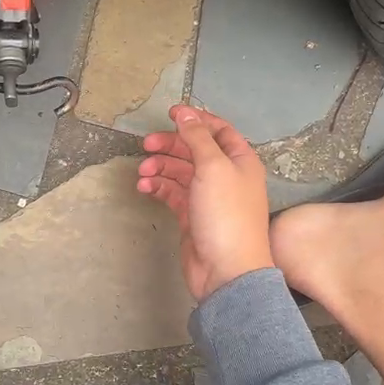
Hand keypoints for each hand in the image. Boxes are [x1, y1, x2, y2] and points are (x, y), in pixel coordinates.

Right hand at [137, 105, 274, 301]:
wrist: (226, 271)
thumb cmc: (225, 214)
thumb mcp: (213, 167)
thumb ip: (197, 137)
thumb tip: (185, 113)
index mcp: (240, 161)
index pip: (218, 130)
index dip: (196, 120)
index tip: (171, 114)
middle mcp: (226, 176)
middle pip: (195, 150)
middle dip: (171, 145)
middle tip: (146, 144)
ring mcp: (208, 197)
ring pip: (180, 172)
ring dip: (161, 168)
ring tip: (143, 172)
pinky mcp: (192, 216)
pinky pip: (173, 193)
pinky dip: (158, 187)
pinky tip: (144, 188)